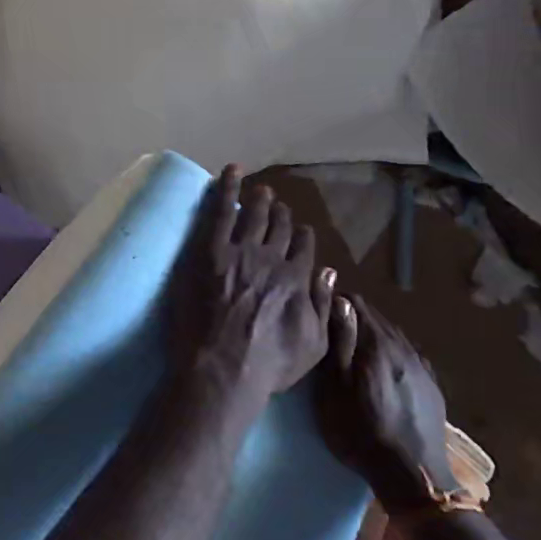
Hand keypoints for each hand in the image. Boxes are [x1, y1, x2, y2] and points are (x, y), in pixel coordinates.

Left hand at [171, 166, 335, 398]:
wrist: (223, 368)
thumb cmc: (268, 365)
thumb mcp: (314, 345)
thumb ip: (323, 306)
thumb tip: (329, 272)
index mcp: (297, 279)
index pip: (304, 247)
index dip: (302, 236)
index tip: (299, 232)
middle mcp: (272, 258)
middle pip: (280, 227)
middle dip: (281, 214)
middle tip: (277, 205)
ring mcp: (241, 251)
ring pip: (255, 214)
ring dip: (260, 199)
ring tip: (261, 189)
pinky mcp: (210, 250)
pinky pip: (222, 210)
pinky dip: (228, 187)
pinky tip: (231, 171)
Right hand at [314, 295, 458, 513]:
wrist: (412, 475)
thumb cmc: (362, 432)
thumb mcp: (335, 389)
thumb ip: (340, 341)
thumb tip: (339, 299)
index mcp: (377, 341)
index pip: (355, 302)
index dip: (336, 302)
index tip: (320, 313)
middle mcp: (402, 345)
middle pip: (375, 317)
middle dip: (354, 319)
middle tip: (333, 334)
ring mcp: (420, 365)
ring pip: (393, 336)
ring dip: (373, 337)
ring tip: (356, 354)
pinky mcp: (431, 385)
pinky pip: (407, 357)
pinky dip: (392, 356)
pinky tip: (384, 372)